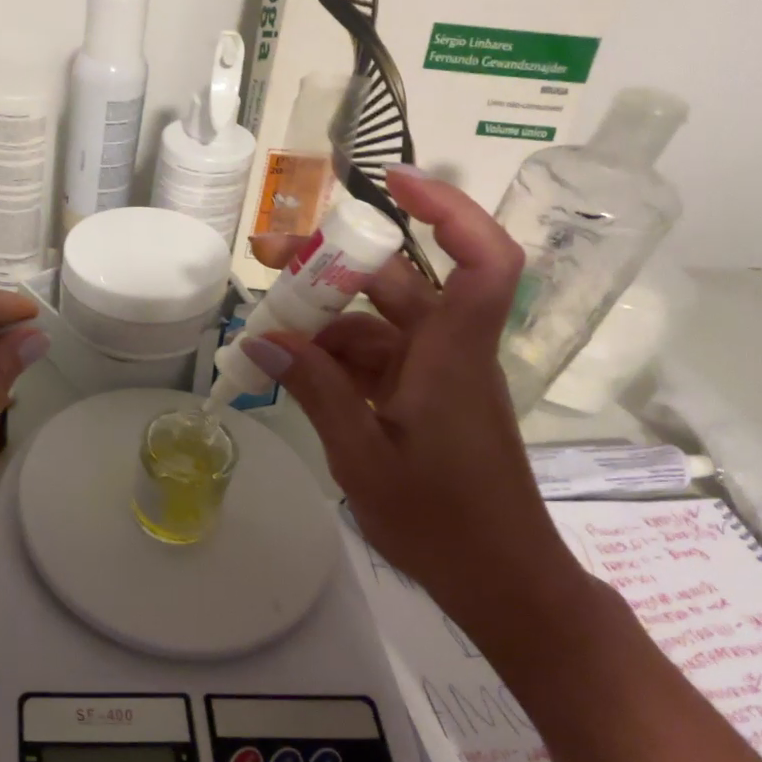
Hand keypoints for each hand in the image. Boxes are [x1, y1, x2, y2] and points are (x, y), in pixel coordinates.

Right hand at [242, 169, 590, 627]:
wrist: (500, 580)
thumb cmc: (440, 522)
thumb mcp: (362, 456)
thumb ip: (315, 390)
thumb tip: (261, 338)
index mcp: (451, 358)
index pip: (480, 260)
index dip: (447, 209)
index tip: (390, 181)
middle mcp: (450, 354)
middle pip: (401, 284)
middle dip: (334, 262)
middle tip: (267, 254)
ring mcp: (438, 378)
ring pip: (380, 324)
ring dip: (324, 319)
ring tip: (262, 327)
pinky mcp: (427, 402)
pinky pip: (377, 361)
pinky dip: (334, 358)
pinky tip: (290, 369)